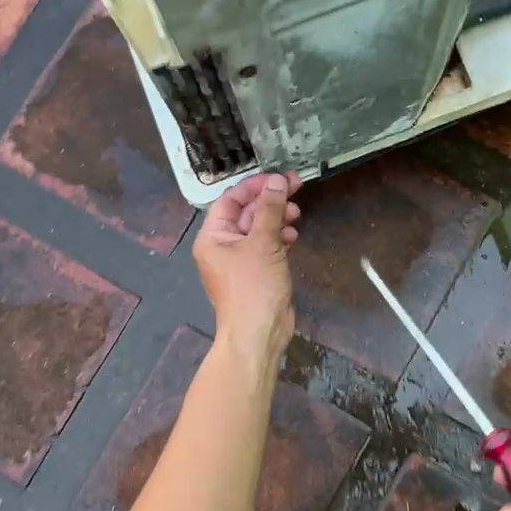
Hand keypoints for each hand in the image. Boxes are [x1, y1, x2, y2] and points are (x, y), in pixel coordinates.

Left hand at [194, 171, 302, 361]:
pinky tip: (294, 236)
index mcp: (213, 236)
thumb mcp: (263, 243)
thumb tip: (277, 181)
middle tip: (296, 188)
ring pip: (258, 229)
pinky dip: (280, 238)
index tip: (280, 177)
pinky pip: (266, 247)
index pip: (231, 199)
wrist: (258, 333)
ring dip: (277, 218)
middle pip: (246, 212)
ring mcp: (239, 261)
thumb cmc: (253, 287)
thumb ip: (270, 209)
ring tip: (296, 214)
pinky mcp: (256, 273)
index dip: (255, 186)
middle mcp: (222, 246)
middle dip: (270, 201)